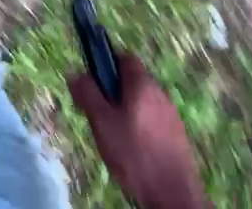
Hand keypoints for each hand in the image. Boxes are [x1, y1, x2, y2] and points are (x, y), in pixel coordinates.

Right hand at [69, 54, 207, 208]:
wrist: (172, 193)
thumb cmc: (133, 153)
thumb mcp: (102, 123)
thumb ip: (87, 94)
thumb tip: (74, 71)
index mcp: (142, 83)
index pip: (124, 57)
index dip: (107, 64)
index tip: (94, 83)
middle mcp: (160, 92)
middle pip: (133, 80)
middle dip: (114, 91)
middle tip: (100, 114)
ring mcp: (171, 113)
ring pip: (143, 101)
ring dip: (127, 110)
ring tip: (115, 135)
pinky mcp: (177, 133)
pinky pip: (153, 118)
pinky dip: (141, 125)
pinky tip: (133, 148)